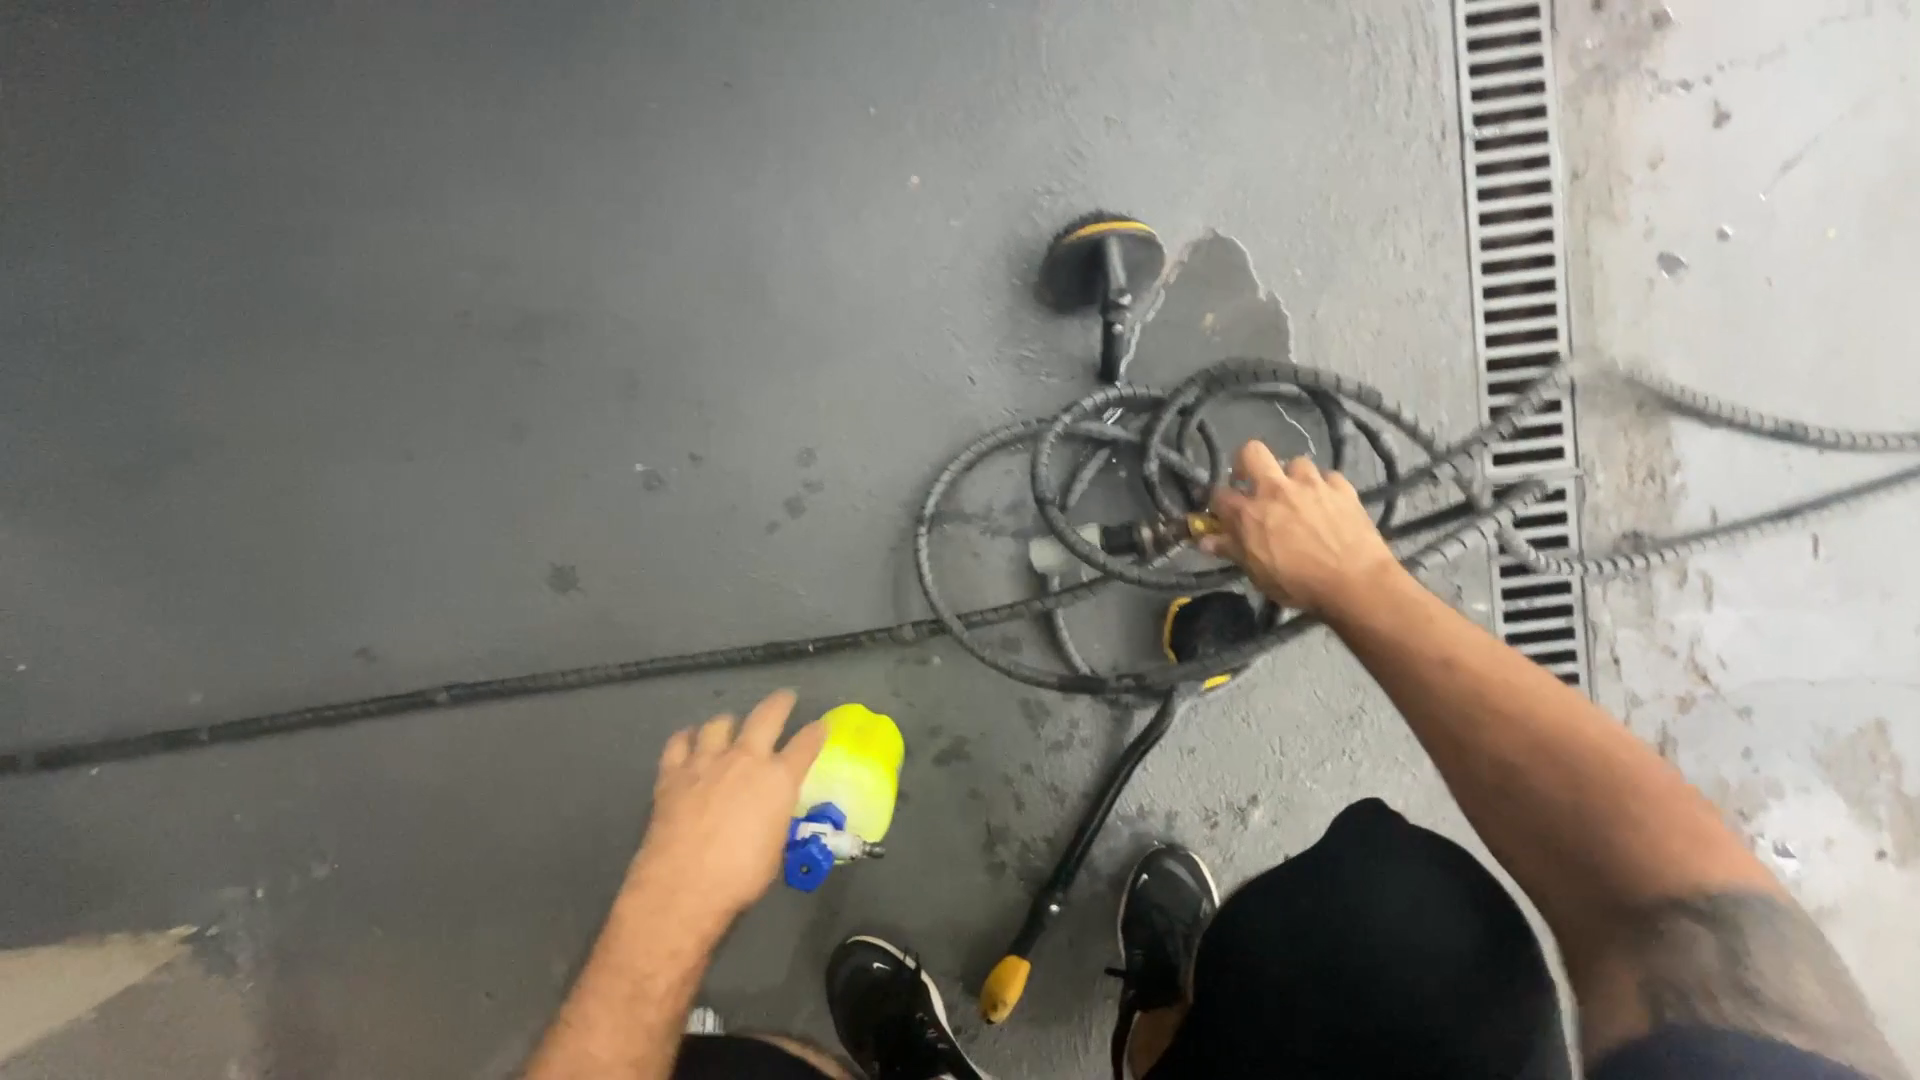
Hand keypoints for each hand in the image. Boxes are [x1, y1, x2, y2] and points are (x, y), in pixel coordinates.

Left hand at [627, 689, 827, 921]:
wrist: (682, 887)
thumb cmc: (740, 877)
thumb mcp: (776, 848)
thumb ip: (776, 819)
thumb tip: (770, 814)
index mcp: (779, 779)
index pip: (806, 744)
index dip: (816, 732)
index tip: (821, 725)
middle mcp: (745, 760)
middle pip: (767, 716)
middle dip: (780, 703)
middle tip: (785, 698)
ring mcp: (706, 762)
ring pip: (719, 723)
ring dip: (729, 722)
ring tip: (730, 725)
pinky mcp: (672, 774)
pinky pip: (679, 742)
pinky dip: (687, 737)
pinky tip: (690, 739)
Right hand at [1205, 440, 1401, 613]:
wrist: (1355, 582)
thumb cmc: (1298, 584)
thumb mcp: (1257, 573)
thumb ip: (1230, 549)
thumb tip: (1203, 541)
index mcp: (1249, 512)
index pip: (1219, 494)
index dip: (1218, 503)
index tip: (1223, 513)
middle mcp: (1276, 489)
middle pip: (1251, 452)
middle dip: (1247, 463)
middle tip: (1254, 484)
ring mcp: (1311, 484)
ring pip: (1295, 463)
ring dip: (1292, 477)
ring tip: (1298, 496)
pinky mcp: (1342, 487)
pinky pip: (1327, 477)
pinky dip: (1323, 487)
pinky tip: (1327, 503)